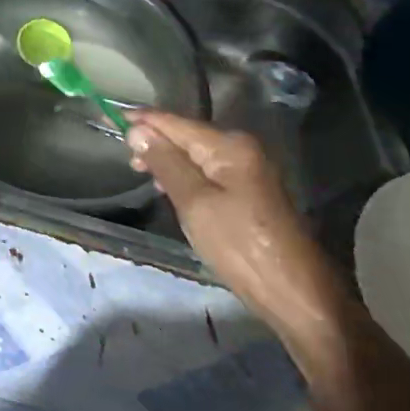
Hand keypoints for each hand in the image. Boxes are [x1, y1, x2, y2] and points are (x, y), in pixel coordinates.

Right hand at [126, 109, 332, 326]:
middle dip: (157, 141)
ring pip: (198, 154)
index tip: (114, 118)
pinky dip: (187, 174)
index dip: (145, 120)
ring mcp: (249, 170)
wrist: (295, 292)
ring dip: (170, 159)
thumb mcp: (194, 203)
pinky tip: (172, 187)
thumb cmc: (240, 245)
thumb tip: (138, 131)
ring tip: (142, 170)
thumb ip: (165, 163)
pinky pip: (209, 171)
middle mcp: (241, 148)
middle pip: (188, 135)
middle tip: (127, 157)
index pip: (177, 123)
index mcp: (229, 145)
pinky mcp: (251, 191)